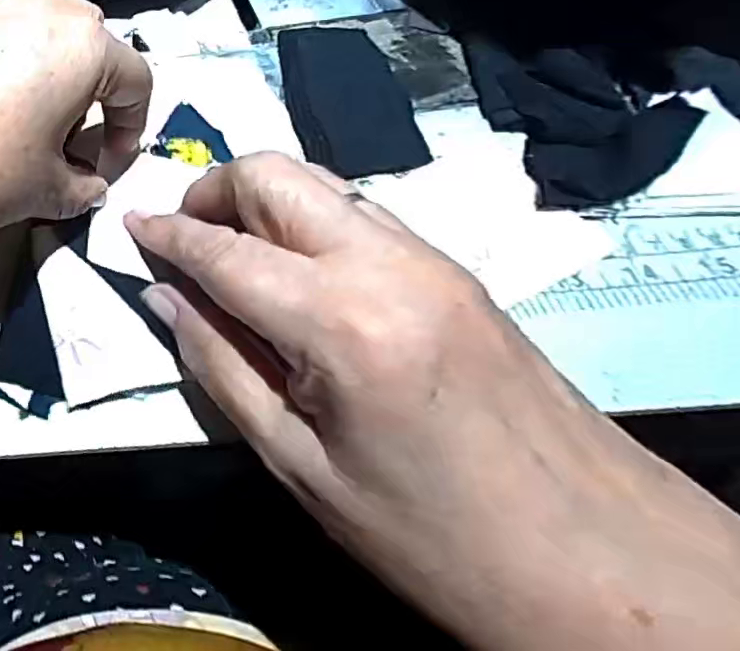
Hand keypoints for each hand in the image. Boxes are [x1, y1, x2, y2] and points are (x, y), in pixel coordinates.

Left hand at [0, 0, 150, 273]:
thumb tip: (88, 185)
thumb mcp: (44, 192)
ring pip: (31, 32)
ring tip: (10, 123)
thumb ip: (83, 186)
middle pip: (85, 46)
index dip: (130, 131)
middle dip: (86, 94)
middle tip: (61, 142)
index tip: (105, 166)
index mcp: (81, 42)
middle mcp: (35, 6)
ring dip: (39, 74)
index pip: (136, 82)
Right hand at [127, 153, 739, 650]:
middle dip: (213, 189)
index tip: (129, 224)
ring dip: (259, 199)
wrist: (609, 566)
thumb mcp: (300, 466)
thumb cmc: (434, 538)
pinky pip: (356, 210)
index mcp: (340, 322)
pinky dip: (305, 218)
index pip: (223, 249)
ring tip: (232, 251)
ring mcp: (427, 254)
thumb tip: (168, 296)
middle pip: (274, 173)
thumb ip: (220, 366)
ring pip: (317, 181)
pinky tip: (295, 270)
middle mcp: (384, 261)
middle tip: (184, 234)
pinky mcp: (452, 265)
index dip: (166, 232)